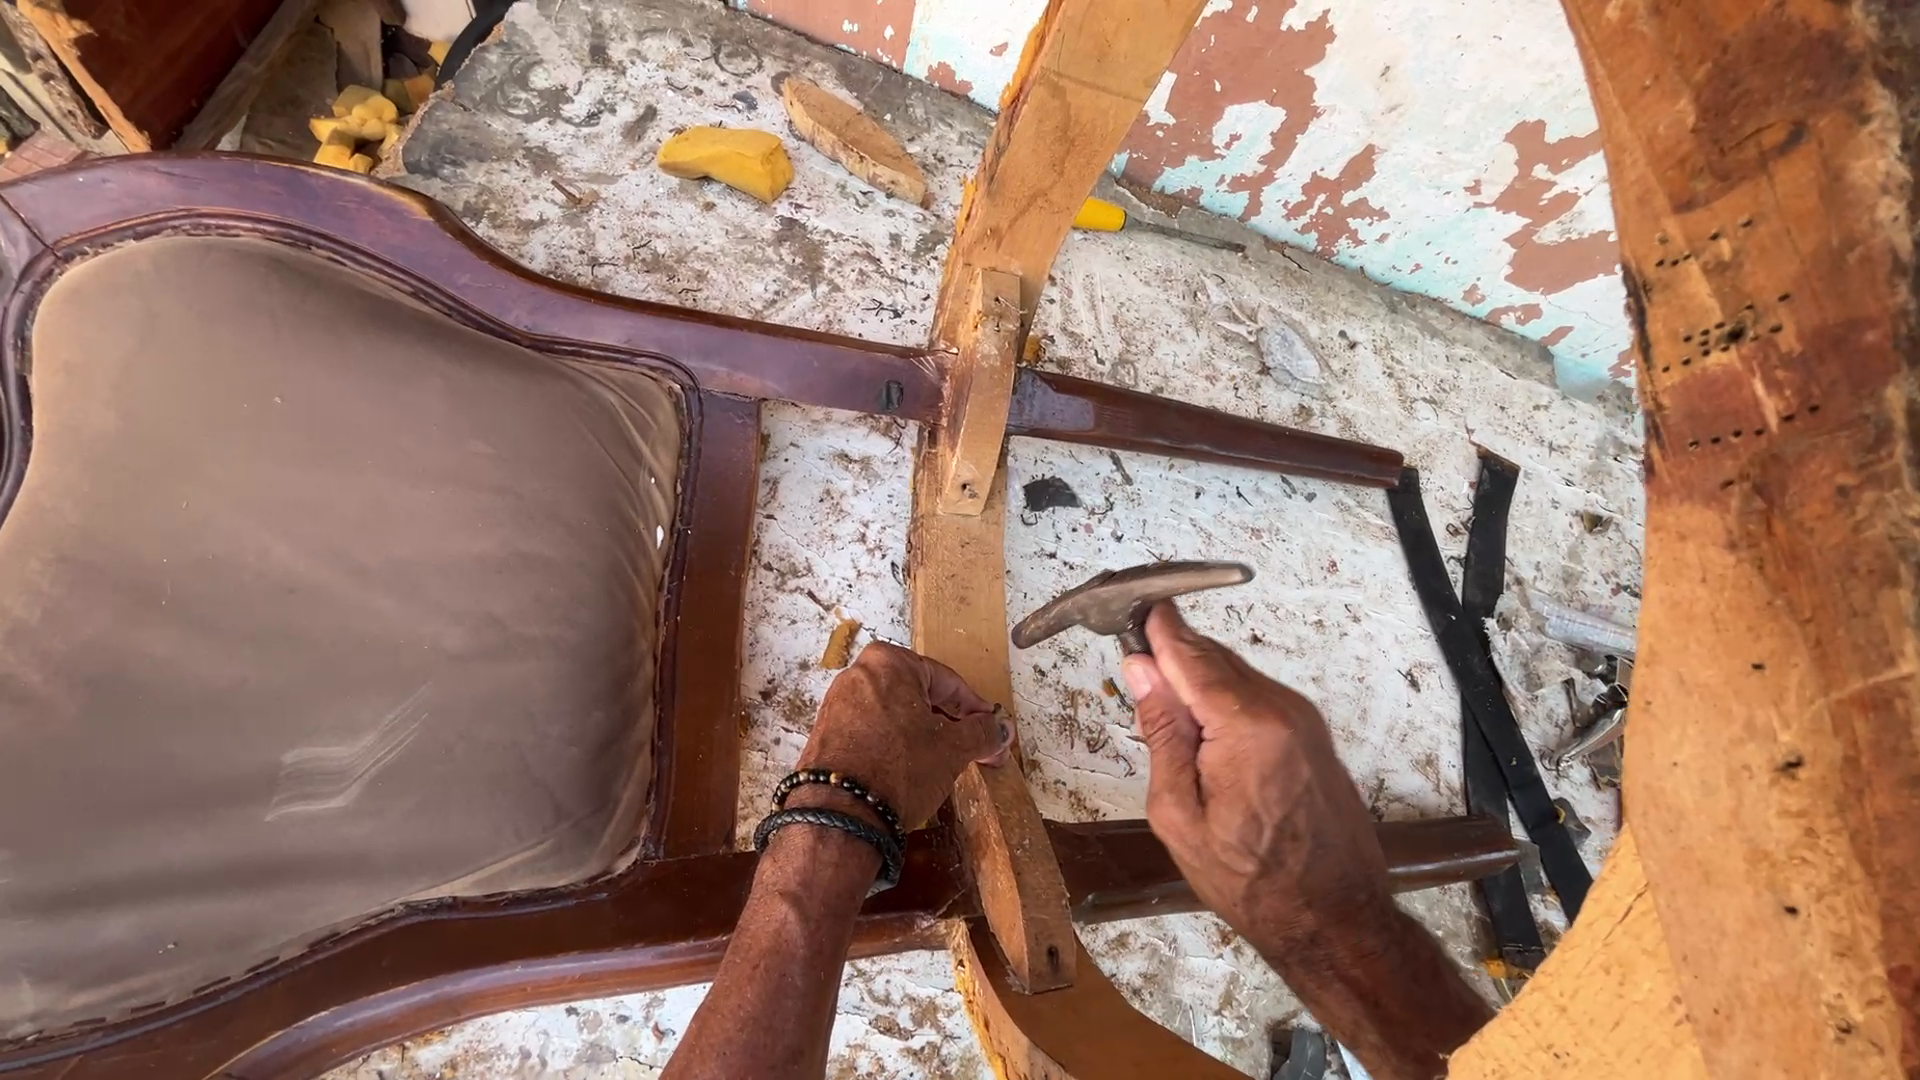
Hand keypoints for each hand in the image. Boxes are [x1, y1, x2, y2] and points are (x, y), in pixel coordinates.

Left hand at [794, 642, 1012, 829]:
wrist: (840, 816)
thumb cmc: (898, 769)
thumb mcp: (952, 749)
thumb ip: (982, 732)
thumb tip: (1001, 729)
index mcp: (889, 662)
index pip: (947, 680)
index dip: (974, 708)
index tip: (990, 727)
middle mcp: (858, 675)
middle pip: (918, 694)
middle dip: (950, 722)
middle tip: (974, 746)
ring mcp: (838, 705)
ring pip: (895, 714)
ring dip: (924, 735)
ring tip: (946, 762)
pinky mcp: (827, 734)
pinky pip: (873, 731)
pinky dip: (896, 745)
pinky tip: (912, 770)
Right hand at [1123, 601, 1392, 954]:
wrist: (1334, 920)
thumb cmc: (1248, 877)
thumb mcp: (1178, 811)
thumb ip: (1161, 730)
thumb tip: (1141, 668)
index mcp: (1246, 724)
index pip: (1189, 653)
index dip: (1157, 629)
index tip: (1131, 608)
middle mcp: (1282, 707)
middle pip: (1212, 657)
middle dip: (1172, 658)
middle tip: (1137, 674)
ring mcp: (1304, 717)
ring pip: (1234, 674)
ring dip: (1196, 682)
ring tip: (1168, 718)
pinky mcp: (1312, 731)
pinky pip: (1256, 695)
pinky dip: (1223, 700)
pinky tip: (1204, 733)